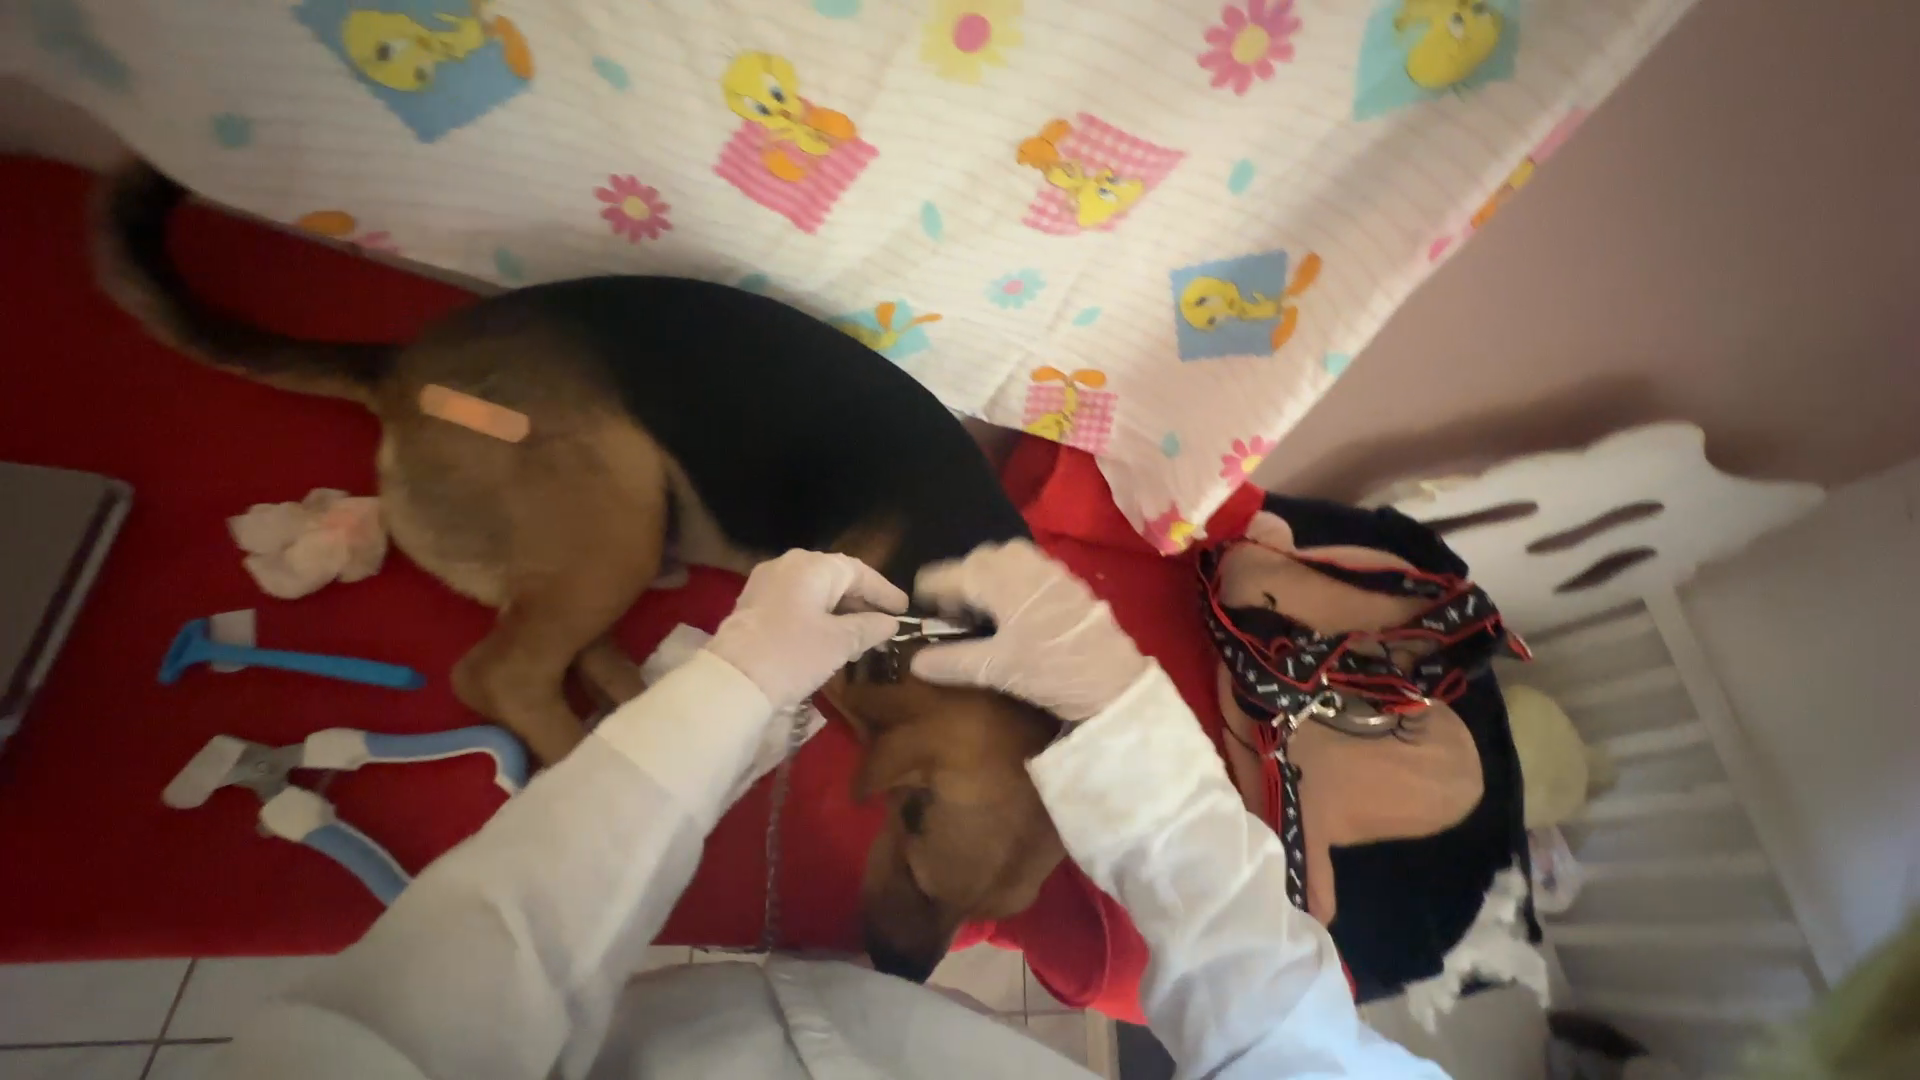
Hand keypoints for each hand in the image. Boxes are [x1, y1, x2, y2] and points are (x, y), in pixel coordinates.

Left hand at [708, 551, 907, 707]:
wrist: (734, 681)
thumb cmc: (794, 654)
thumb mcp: (840, 642)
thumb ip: (870, 627)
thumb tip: (890, 622)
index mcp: (812, 566)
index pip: (858, 571)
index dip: (883, 591)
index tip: (903, 610)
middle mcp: (788, 565)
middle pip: (835, 578)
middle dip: (861, 601)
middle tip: (884, 623)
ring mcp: (766, 583)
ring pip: (814, 591)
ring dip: (839, 610)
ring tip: (861, 635)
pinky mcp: (753, 605)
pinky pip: (796, 602)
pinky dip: (817, 616)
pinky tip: (829, 638)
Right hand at [909, 540, 1148, 720]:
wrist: (1115, 680)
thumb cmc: (1052, 669)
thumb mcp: (996, 669)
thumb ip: (951, 661)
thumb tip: (914, 661)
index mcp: (997, 577)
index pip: (945, 575)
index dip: (930, 597)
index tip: (925, 620)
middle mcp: (1018, 560)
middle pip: (972, 563)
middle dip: (959, 588)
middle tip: (956, 622)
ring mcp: (1045, 566)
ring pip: (999, 561)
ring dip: (985, 583)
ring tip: (985, 618)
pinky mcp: (1064, 578)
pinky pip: (1024, 568)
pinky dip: (1009, 584)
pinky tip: (1014, 615)